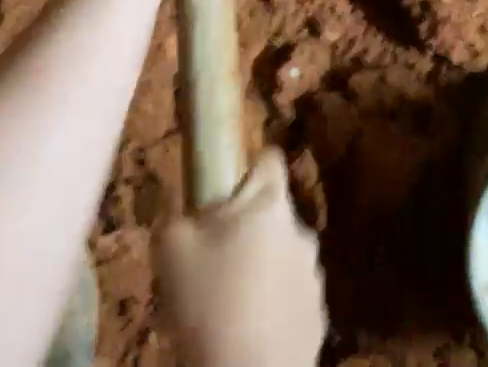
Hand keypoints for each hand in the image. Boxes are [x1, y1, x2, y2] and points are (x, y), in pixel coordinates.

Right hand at [155, 152, 326, 366]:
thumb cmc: (207, 303)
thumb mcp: (169, 247)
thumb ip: (175, 212)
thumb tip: (185, 206)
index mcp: (270, 205)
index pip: (269, 158)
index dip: (245, 166)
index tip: (222, 188)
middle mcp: (300, 232)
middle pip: (271, 212)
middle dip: (245, 227)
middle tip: (210, 257)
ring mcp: (314, 276)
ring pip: (280, 255)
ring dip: (258, 267)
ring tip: (224, 302)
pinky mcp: (318, 317)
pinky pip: (289, 296)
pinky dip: (271, 304)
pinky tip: (244, 329)